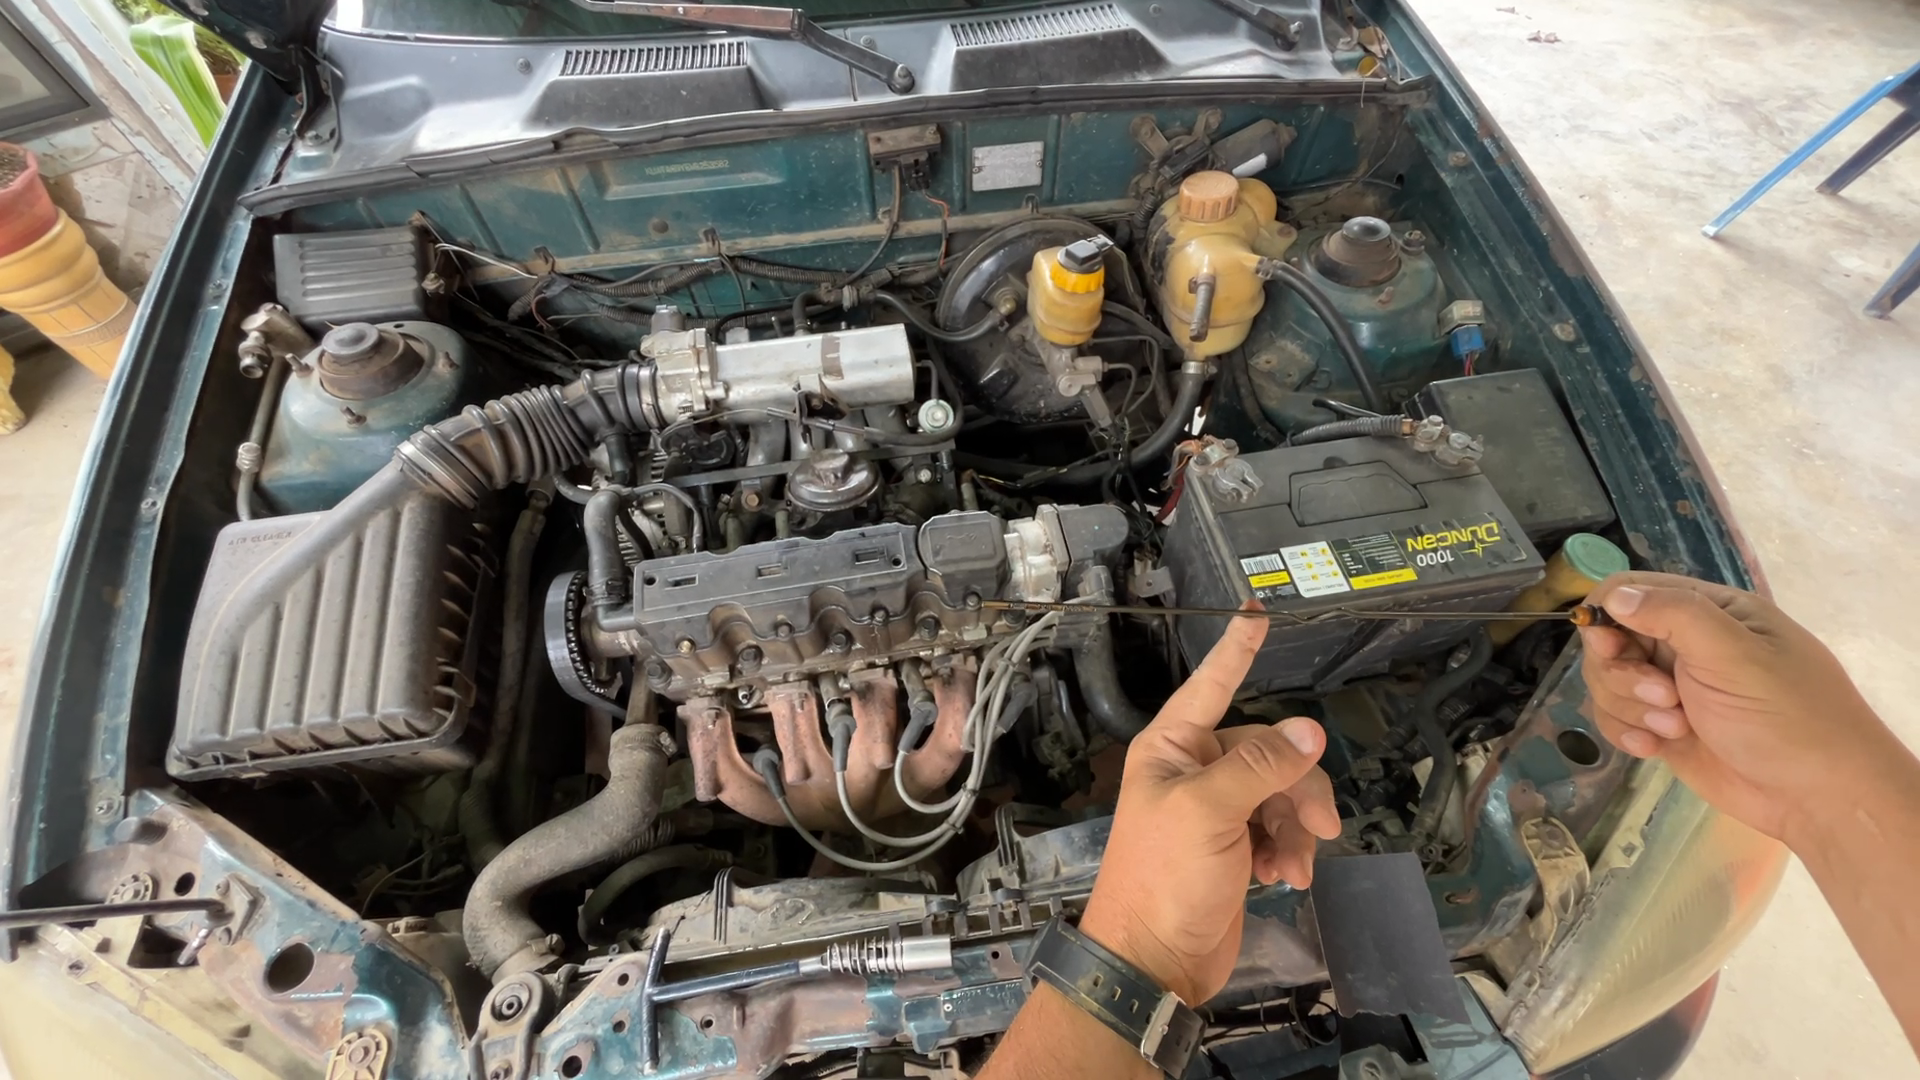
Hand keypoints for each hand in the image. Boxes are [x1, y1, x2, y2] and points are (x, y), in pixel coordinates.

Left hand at [1079, 609, 1341, 1005]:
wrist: (1156, 958)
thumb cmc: (1165, 874)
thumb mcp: (1208, 812)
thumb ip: (1259, 768)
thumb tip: (1308, 728)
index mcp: (1172, 745)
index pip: (1210, 685)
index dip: (1235, 650)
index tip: (1255, 614)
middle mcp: (1193, 767)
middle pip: (1266, 750)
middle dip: (1295, 786)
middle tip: (1319, 824)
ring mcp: (1216, 807)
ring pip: (1280, 790)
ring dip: (1296, 826)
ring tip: (1294, 864)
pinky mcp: (1236, 843)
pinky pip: (1279, 827)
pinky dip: (1289, 849)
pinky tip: (1284, 877)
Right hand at [1578, 571, 1894, 844]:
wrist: (1816, 800)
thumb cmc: (1786, 719)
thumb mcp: (1736, 657)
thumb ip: (1675, 615)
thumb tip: (1614, 597)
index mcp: (1710, 614)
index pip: (1628, 592)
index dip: (1605, 616)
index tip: (1609, 646)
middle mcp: (1683, 645)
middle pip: (1606, 641)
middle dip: (1622, 674)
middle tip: (1664, 697)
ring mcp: (1667, 685)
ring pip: (1604, 681)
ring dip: (1630, 707)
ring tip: (1674, 728)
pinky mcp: (1655, 721)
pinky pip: (1610, 715)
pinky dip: (1626, 731)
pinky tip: (1656, 747)